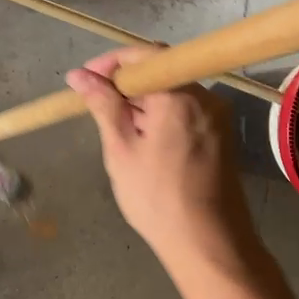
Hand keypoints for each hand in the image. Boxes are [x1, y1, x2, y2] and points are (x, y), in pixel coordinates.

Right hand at [66, 48, 257, 266]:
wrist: (209, 243)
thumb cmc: (157, 196)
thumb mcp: (120, 148)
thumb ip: (102, 105)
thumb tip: (79, 75)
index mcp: (181, 95)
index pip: (145, 55)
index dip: (111, 62)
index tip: (85, 80)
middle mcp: (206, 97)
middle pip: (161, 72)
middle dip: (124, 84)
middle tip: (95, 105)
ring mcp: (216, 117)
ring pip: (172, 93)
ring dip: (141, 103)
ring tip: (113, 127)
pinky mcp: (219, 136)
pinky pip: (184, 111)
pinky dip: (158, 117)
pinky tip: (140, 140)